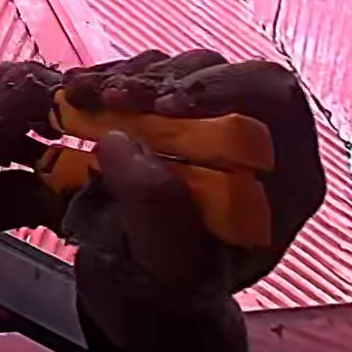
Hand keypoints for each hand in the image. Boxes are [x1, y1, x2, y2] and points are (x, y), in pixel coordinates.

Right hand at [58, 50, 325, 351]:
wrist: (132, 284)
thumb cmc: (164, 282)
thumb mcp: (165, 265)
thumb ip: (156, 212)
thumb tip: (119, 142)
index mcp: (277, 173)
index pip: (271, 97)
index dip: (219, 87)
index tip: (160, 106)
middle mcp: (243, 136)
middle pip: (213, 70)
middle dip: (156, 77)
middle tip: (109, 98)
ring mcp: (194, 119)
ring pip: (167, 66)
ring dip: (120, 77)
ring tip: (80, 98)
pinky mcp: (152, 113)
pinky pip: (130, 75)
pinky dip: (98, 79)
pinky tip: (74, 95)